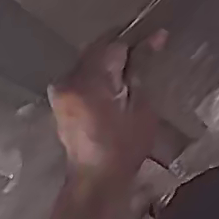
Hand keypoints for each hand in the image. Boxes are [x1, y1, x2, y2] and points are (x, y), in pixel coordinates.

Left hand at [47, 32, 163, 194]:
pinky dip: (99, 73)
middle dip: (123, 47)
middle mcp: (68, 78)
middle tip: (149, 48)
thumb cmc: (124, 148)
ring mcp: (60, 88)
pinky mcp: (59, 98)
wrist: (95, 182)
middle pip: (98, 49)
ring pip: (89, 60)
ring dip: (110, 59)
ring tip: (134, 66)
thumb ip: (143, 67)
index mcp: (88, 80)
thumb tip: (156, 36)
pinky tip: (115, 82)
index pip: (114, 45)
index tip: (158, 37)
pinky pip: (82, 74)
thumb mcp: (141, 107)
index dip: (138, 40)